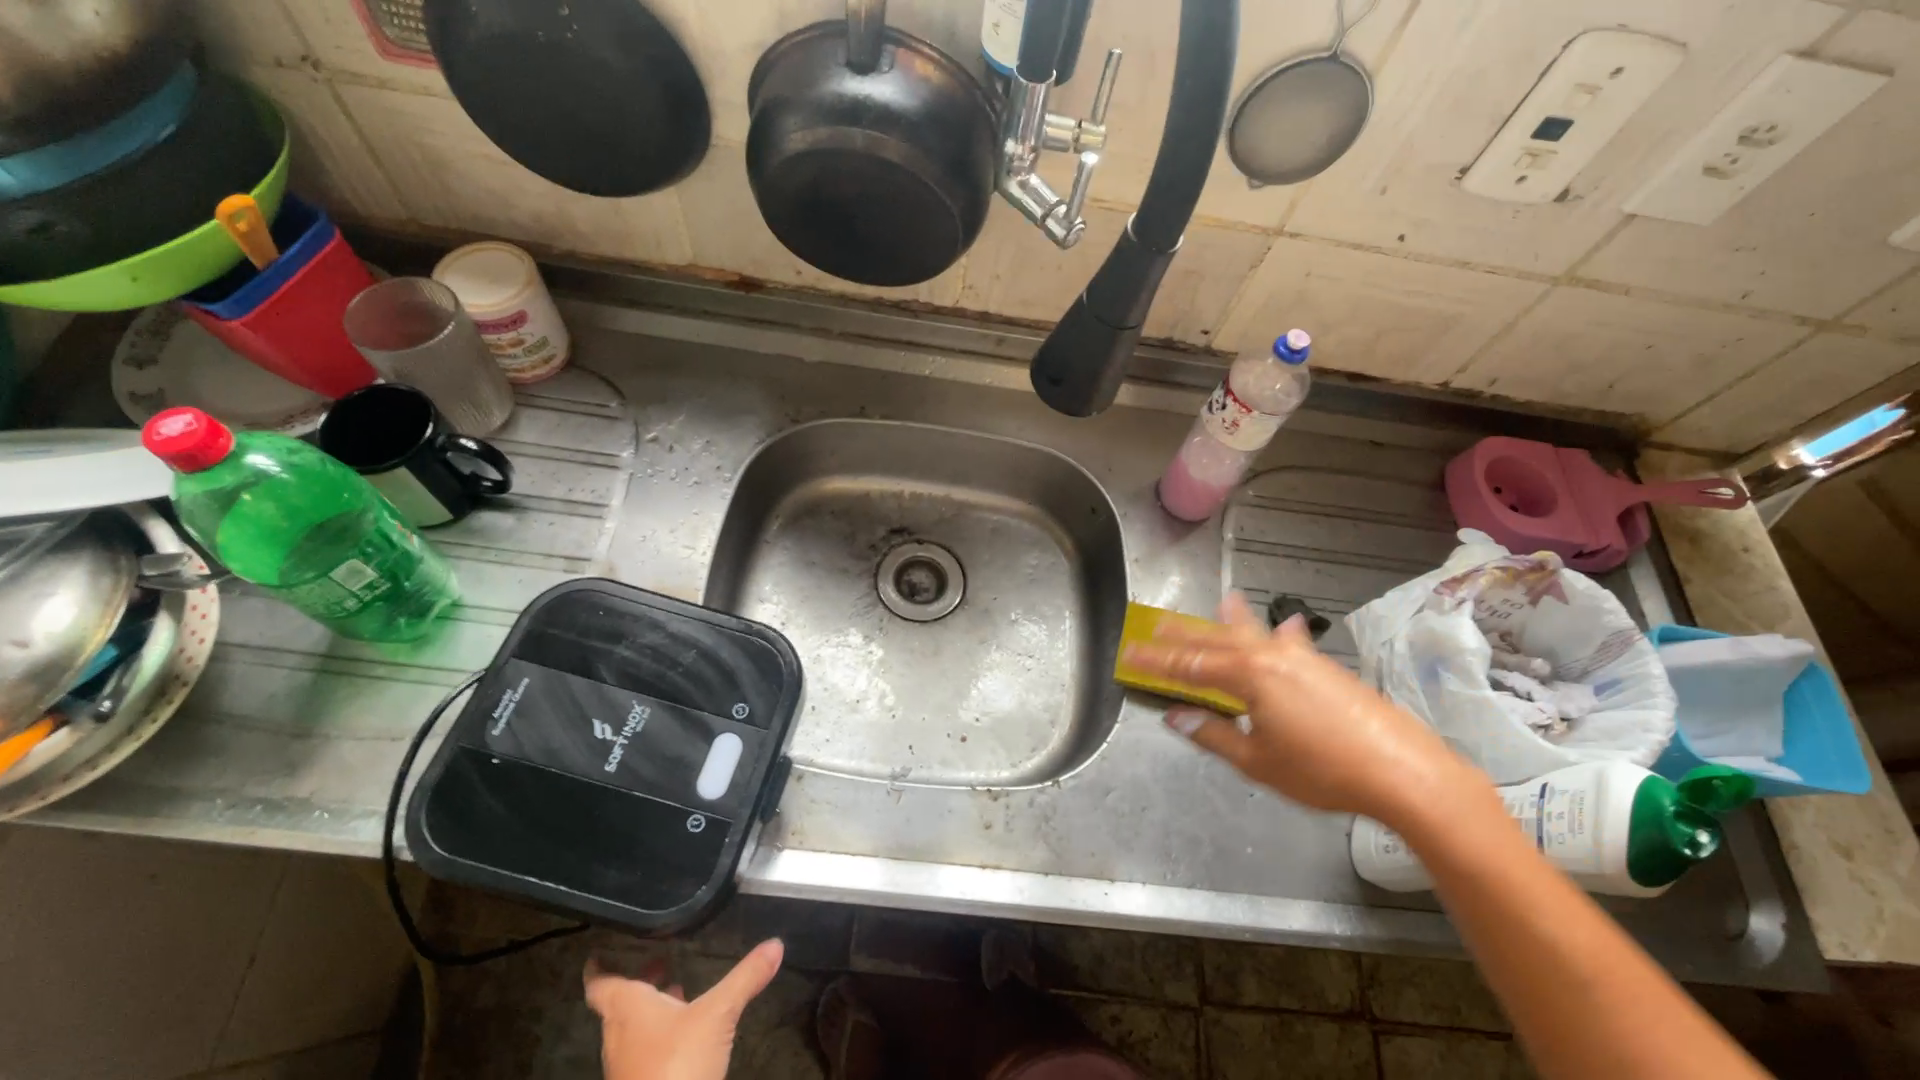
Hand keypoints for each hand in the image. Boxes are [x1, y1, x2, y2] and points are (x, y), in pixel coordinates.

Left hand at [585, 938, 783, 1079]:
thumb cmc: (678, 1062)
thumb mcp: (719, 1014)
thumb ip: (745, 978)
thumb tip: (775, 943)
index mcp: (627, 1008)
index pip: (600, 983)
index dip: (599, 966)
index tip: (602, 950)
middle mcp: (618, 1035)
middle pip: (619, 1004)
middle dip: (640, 983)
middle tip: (662, 963)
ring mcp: (626, 1067)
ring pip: (632, 1030)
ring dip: (651, 1011)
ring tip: (679, 994)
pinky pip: (644, 1054)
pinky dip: (659, 1038)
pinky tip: (686, 1037)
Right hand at [1123, 592, 1476, 822]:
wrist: (1401, 769)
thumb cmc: (1322, 770)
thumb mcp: (1258, 761)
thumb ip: (1215, 734)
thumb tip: (1177, 716)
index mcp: (1250, 677)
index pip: (1191, 666)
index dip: (1158, 662)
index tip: (1130, 654)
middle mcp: (1273, 657)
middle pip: (1220, 641)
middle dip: (1187, 634)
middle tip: (1159, 623)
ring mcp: (1304, 660)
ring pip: (1257, 634)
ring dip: (1232, 621)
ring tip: (1222, 600)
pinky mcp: (1328, 670)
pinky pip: (1290, 642)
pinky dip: (1276, 632)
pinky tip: (1285, 628)